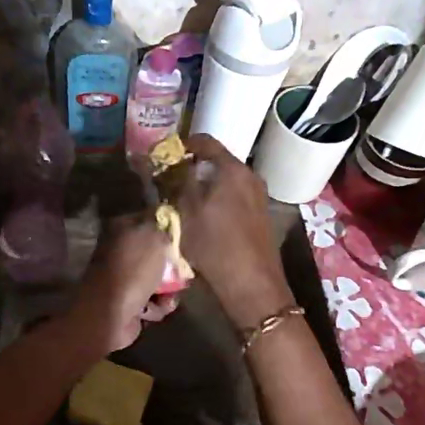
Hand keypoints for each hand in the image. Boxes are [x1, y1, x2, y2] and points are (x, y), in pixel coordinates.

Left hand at [70, 216, 179, 352]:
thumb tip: (166, 223)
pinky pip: (150, 301)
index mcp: (121, 229)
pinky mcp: (124, 302)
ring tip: (168, 297)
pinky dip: (156, 307)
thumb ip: (162, 227)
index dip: (167, 229)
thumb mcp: (154, 237)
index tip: (182, 239)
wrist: (109, 313)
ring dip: (167, 290)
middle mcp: (118, 251)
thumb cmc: (133, 269)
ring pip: (155, 279)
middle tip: (181, 273)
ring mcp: (120, 278)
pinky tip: (154, 310)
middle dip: (171, 266)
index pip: (149, 220)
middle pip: (154, 253)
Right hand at [175, 135, 293, 327]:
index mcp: (232, 169)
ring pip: (226, 181)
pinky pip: (234, 197)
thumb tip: (168, 165)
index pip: (205, 141)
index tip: (164, 156)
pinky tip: (203, 218)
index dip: (182, 145)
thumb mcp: (185, 211)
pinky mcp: (260, 216)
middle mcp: (250, 176)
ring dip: (205, 186)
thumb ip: (177, 182)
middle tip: (170, 180)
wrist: (251, 283)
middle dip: (192, 168)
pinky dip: (217, 200)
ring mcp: (259, 196)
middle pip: (217, 162)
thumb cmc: (215, 244)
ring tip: (183, 201)